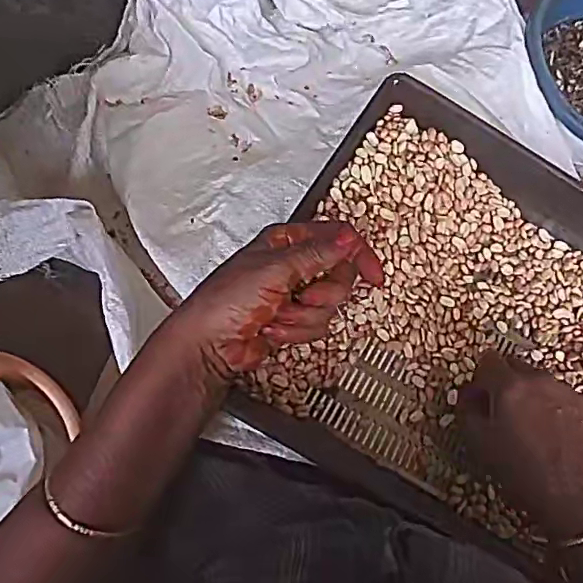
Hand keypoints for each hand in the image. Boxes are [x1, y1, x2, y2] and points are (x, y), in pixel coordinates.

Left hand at [155, 221, 384, 389]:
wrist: (209, 345)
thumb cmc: (225, 301)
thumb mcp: (275, 270)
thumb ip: (317, 255)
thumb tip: (347, 240)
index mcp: (287, 241)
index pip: (338, 238)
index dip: (359, 255)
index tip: (374, 275)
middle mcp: (294, 265)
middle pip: (340, 275)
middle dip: (323, 293)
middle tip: (303, 297)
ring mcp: (295, 294)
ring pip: (330, 305)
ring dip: (304, 316)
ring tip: (277, 315)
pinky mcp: (295, 320)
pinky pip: (318, 325)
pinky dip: (297, 331)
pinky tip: (273, 329)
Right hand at [458, 351, 582, 542]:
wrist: (566, 492)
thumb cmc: (518, 470)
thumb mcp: (478, 441)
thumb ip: (467, 408)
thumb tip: (468, 393)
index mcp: (509, 386)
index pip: (487, 360)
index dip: (479, 378)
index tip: (478, 397)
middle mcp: (537, 379)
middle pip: (512, 364)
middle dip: (501, 381)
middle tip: (497, 411)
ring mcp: (560, 389)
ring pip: (533, 378)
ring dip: (524, 392)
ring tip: (522, 424)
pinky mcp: (577, 402)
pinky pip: (552, 391)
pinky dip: (543, 402)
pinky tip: (542, 429)